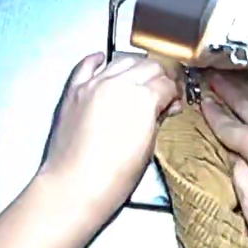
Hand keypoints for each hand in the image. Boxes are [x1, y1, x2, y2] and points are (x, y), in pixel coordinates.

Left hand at [39, 53, 177, 217]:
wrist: (74, 186)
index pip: (167, 83)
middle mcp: (118, 84)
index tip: (173, 100)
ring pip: (122, 60)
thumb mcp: (147, 148)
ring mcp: (94, 84)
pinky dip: (98, 61)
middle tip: (161, 90)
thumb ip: (157, 119)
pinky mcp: (75, 89)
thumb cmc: (112, 177)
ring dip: (134, 67)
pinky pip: (88, 64)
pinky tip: (104, 61)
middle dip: (159, 77)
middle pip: (148, 66)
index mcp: (142, 98)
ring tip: (137, 79)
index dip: (174, 93)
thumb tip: (163, 107)